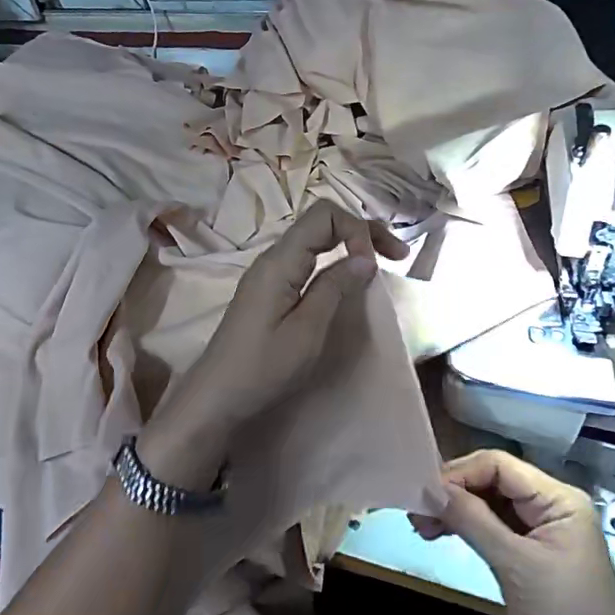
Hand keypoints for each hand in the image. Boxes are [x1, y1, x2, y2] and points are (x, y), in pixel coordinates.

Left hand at [140, 200, 408, 487]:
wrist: (215, 399)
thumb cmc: (262, 369)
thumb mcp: (307, 332)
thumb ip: (335, 288)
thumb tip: (365, 257)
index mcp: (280, 261)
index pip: (324, 215)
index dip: (357, 229)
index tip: (375, 266)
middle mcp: (274, 257)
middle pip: (322, 222)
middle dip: (362, 231)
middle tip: (399, 255)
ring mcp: (270, 272)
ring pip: (316, 238)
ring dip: (351, 243)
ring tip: (382, 262)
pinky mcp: (271, 288)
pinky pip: (308, 258)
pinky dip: (336, 259)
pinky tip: (351, 277)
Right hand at [411, 450, 614, 614]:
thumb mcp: (517, 568)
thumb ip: (474, 522)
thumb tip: (432, 489)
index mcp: (559, 499)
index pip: (500, 465)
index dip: (460, 472)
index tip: (424, 491)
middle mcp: (550, 505)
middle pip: (493, 480)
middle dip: (454, 491)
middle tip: (417, 510)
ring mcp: (540, 529)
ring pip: (489, 503)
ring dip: (455, 510)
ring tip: (422, 524)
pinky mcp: (528, 552)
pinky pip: (492, 526)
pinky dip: (466, 527)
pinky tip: (440, 532)